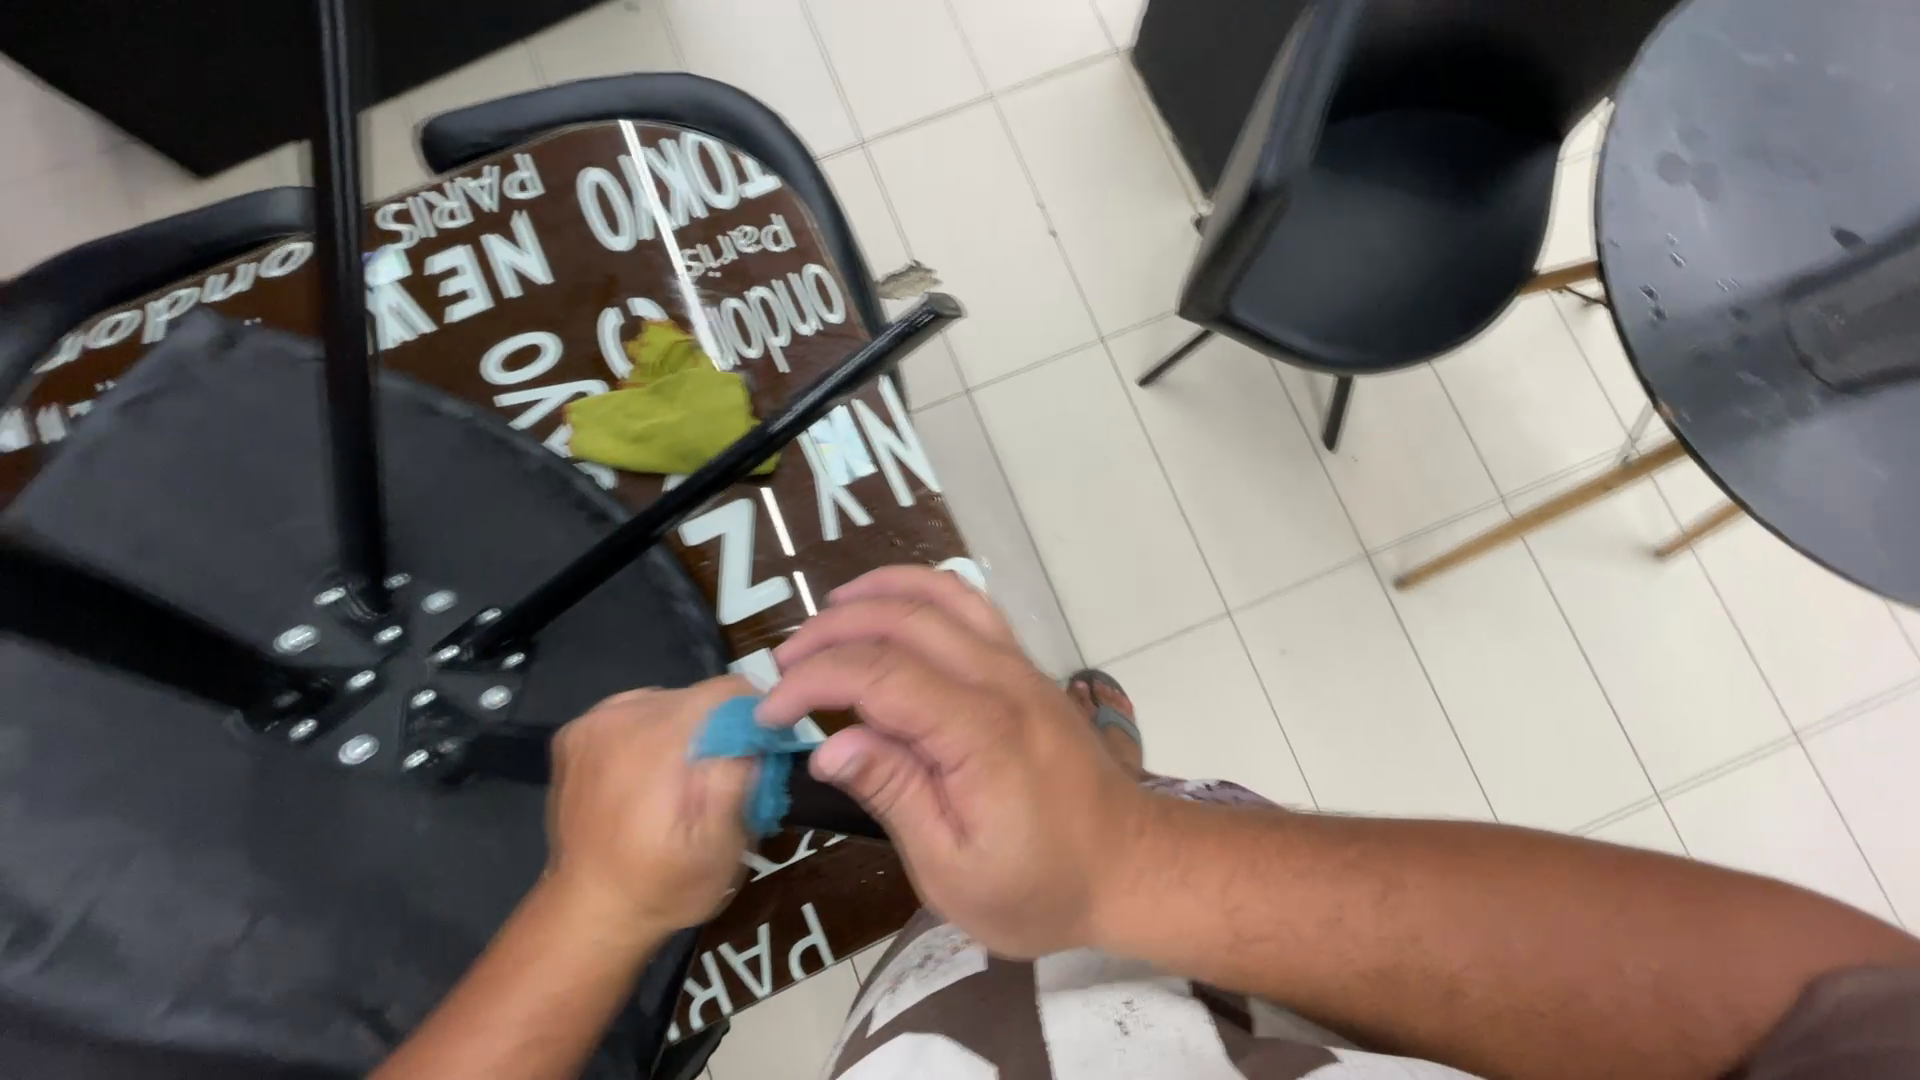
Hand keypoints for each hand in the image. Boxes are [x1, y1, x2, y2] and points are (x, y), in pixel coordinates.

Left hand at [545, 677, 758, 933]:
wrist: (589, 914)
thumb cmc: (663, 886)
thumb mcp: (720, 847)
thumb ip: (737, 782)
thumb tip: (753, 734)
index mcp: (654, 740)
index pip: (725, 690)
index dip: (753, 714)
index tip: (762, 750)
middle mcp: (617, 718)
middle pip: (696, 696)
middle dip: (719, 728)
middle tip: (725, 775)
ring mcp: (590, 724)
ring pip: (667, 701)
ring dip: (686, 730)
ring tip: (686, 778)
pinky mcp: (574, 733)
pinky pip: (633, 712)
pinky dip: (652, 733)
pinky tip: (651, 773)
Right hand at [756, 565, 1150, 957]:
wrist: (1128, 865)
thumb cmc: (1040, 885)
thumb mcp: (953, 870)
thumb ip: (893, 795)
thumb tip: (829, 746)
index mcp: (980, 733)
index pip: (879, 677)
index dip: (813, 684)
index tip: (769, 714)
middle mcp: (999, 680)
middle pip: (903, 622)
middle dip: (830, 632)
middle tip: (782, 665)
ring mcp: (1018, 664)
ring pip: (940, 595)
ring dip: (875, 593)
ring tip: (825, 614)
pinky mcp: (1024, 666)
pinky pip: (969, 605)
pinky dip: (922, 591)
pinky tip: (891, 606)